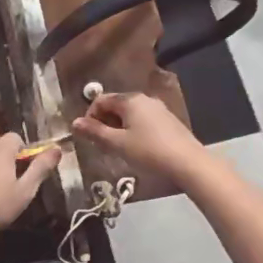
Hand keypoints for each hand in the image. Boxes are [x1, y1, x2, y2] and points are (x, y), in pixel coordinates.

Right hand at [71, 92, 206, 177]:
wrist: (188, 163)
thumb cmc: (148, 151)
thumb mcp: (116, 143)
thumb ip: (94, 131)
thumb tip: (74, 123)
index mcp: (130, 100)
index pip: (100, 100)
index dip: (89, 116)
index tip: (88, 135)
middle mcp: (144, 99)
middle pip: (115, 105)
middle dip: (103, 122)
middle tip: (100, 143)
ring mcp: (158, 109)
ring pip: (129, 114)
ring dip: (117, 127)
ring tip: (116, 147)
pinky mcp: (168, 121)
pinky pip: (142, 120)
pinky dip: (132, 130)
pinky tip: (135, 147)